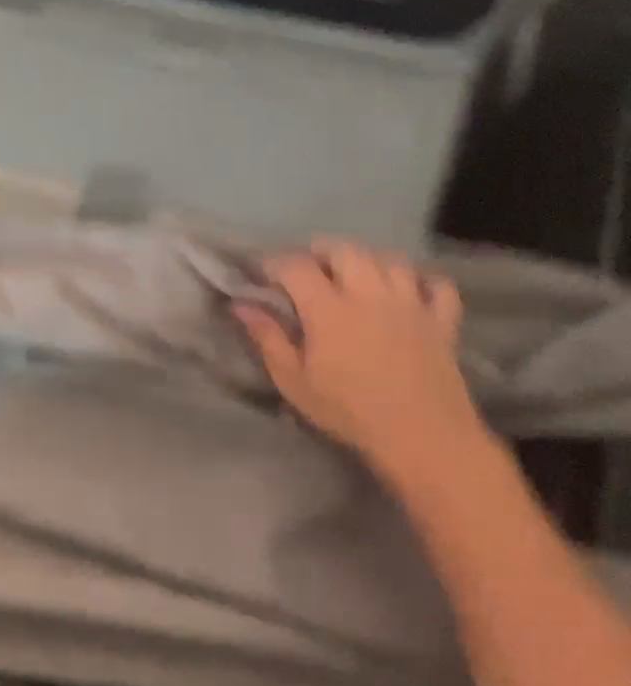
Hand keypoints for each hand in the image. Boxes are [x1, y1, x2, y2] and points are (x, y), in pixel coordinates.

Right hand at [235, 240, 488, 470]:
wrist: (421, 434)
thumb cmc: (345, 409)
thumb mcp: (291, 379)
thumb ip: (267, 337)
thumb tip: (241, 305)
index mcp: (329, 310)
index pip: (296, 267)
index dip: (273, 264)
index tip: (259, 275)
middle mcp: (371, 296)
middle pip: (347, 251)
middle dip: (320, 251)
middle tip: (304, 268)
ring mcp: (412, 305)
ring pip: (391, 260)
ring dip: (366, 260)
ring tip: (350, 275)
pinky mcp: (442, 321)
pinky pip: (437, 285)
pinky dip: (419, 280)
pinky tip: (405, 290)